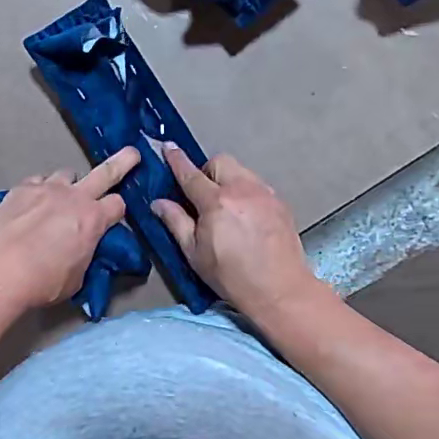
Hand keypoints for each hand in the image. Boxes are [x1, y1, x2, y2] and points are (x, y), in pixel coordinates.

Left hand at [0, 147, 139, 314]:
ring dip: (69, 183)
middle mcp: (73, 197)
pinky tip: (34, 201)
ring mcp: (45, 189)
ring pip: (65, 174)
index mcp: (93, 219)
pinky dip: (40, 189)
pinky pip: (37, 182)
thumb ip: (84, 255)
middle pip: (104, 173)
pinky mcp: (20, 190)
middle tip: (131, 154)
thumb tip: (80, 250)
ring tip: (63, 194)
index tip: (115, 215)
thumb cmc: (41, 281)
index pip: (117, 206)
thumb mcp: (76, 277)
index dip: (118, 211)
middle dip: (122, 162)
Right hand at [151, 146, 333, 318]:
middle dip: (206, 171)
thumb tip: (158, 203)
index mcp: (216, 203)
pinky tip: (244, 215)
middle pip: (219, 162)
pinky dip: (245, 191)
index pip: (190, 174)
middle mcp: (242, 190)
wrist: (281, 291)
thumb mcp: (194, 253)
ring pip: (240, 170)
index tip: (167, 147)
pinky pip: (256, 185)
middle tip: (201, 195)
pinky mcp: (280, 202)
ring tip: (225, 206)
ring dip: (227, 180)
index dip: (176, 160)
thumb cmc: (232, 276)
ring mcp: (265, 194)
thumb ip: (175, 222)